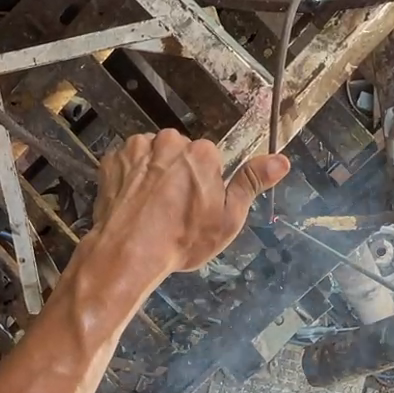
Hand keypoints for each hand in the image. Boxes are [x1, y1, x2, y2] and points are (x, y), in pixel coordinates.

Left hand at [84, 130, 289, 281]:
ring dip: (153, 175)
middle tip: (173, 212)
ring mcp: (137, 148)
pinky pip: (127, 163)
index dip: (205, 185)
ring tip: (150, 210)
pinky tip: (131, 204)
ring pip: (153, 156)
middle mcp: (170, 141)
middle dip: (178, 176)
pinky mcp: (111, 159)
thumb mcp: (227, 219)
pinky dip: (129, 178)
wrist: (129, 252)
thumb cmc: (183, 240)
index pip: (209, 161)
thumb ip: (251, 183)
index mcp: (202, 153)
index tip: (197, 208)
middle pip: (180, 154)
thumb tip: (282, 160)